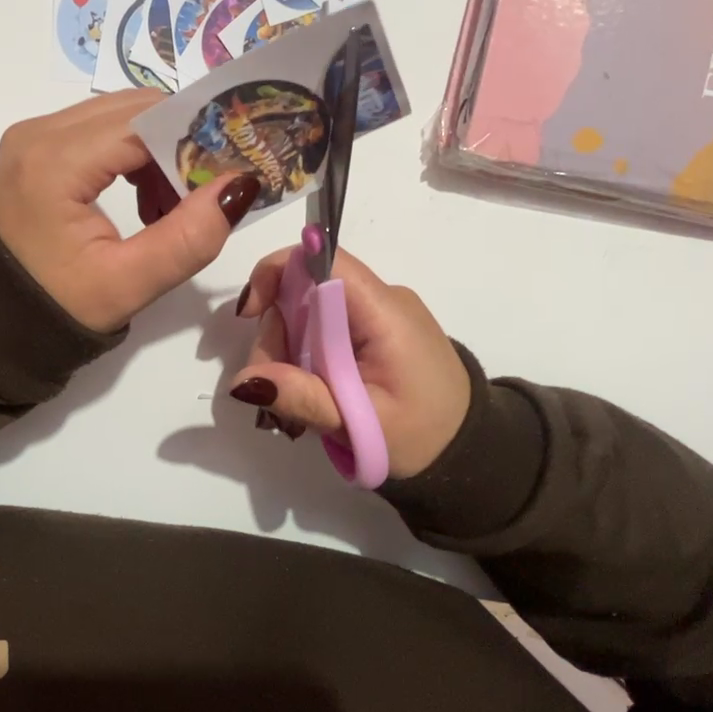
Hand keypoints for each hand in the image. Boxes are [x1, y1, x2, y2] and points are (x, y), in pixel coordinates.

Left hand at [0, 90, 261, 333]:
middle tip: (206, 194)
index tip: (235, 170)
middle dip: (179, 144)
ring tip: (171, 208)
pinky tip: (144, 200)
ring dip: (157, 151)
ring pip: (118, 117)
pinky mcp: (34, 148)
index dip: (196, 139)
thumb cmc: (54, 308)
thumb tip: (241, 185)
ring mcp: (31, 136)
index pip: (143, 122)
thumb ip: (187, 237)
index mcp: (52, 163)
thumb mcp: (127, 284)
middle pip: (132, 110)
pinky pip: (97, 131)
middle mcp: (36, 133)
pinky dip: (131, 155)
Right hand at [226, 247, 469, 479]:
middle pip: (304, 291)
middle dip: (276, 333)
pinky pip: (324, 327)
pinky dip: (305, 355)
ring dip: (287, 351)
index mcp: (383, 312)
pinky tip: (307, 391)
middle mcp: (380, 300)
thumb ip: (301, 397)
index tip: (249, 315)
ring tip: (294, 402)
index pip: (321, 259)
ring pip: (308, 312)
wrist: (470, 452)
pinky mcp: (374, 331)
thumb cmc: (421, 436)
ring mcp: (378, 314)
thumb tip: (242, 381)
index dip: (276, 272)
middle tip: (273, 389)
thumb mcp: (356, 424)